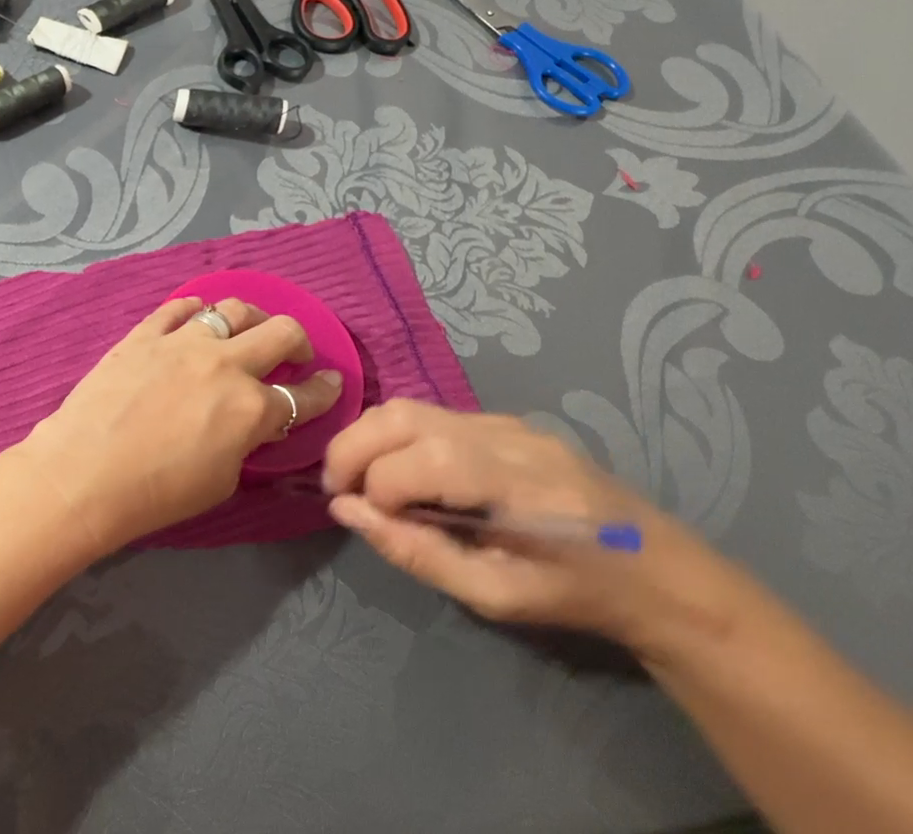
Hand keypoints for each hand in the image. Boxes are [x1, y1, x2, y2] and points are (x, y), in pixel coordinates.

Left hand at [16, 297, 343, 553]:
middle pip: (280, 333)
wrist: (86, 471)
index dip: (324, 390)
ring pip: (230, 309)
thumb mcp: (222, 480)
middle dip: (297, 341)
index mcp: (253, 408)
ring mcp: (181, 344)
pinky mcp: (142, 337)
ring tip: (246, 329)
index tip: (330, 383)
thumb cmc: (158, 493)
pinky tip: (195, 313)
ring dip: (249, 317)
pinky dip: (192, 308)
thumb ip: (244, 443)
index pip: (304, 395)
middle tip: (294, 353)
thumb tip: (248, 425)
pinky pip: (176, 308)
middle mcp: (225, 365)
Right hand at [322, 400, 734, 652]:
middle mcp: (506, 437)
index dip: (375, 494)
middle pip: (399, 418)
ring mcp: (507, 423)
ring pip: (408, 408)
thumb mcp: (493, 596)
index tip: (375, 525)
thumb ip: (415, 551)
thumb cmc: (578, 595)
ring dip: (368, 439)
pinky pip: (431, 416)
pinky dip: (396, 438)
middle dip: (351, 451)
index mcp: (514, 484)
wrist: (664, 575)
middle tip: (340, 493)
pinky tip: (403, 474)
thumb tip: (346, 511)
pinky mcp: (506, 423)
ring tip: (361, 481)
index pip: (411, 464)